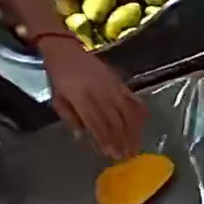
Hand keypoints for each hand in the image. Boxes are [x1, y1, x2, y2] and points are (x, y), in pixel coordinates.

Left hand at [39, 35, 145, 159]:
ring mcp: (110, 86)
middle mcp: (98, 93)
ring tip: (137, 145)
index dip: (106, 140)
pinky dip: (140, 109)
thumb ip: (70, 117)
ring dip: (133, 130)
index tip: (112, 154)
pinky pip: (131, 96)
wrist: (65, 49)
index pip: (97, 123)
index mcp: (81, 98)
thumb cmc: (59, 76)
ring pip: (126, 112)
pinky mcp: (118, 80)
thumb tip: (81, 136)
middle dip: (122, 140)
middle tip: (128, 155)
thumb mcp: (58, 98)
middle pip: (115, 121)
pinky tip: (145, 120)